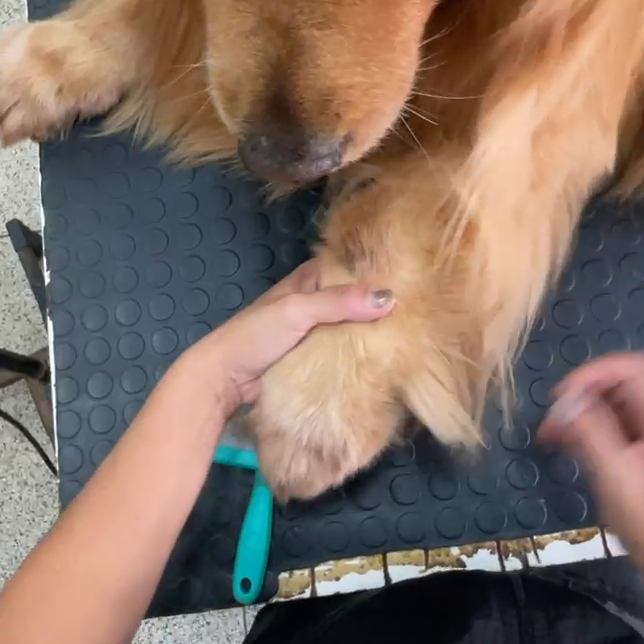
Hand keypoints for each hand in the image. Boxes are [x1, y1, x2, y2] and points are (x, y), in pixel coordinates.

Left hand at [178, 261, 394, 413]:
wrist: (224, 377)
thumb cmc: (255, 334)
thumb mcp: (297, 310)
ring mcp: (314, 332)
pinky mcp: (313, 359)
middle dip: (378, 304)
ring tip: (412, 334)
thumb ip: (339, 302)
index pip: (348, 266)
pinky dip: (358, 355)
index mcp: (307, 280)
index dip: (375, 268)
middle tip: (419, 309)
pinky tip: (386, 359)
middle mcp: (313, 302)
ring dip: (371, 333)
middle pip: (353, 299)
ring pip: (350, 328)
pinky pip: (342, 353)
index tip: (411, 273)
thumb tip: (389, 299)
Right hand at [537, 351, 643, 566]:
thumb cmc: (643, 515)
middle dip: (584, 389)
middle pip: (621, 377)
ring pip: (612, 393)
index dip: (592, 374)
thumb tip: (563, 403)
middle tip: (556, 411)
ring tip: (552, 429)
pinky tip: (562, 436)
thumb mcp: (613, 473)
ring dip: (580, 405)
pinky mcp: (643, 434)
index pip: (631, 369)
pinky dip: (585, 418)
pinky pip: (610, 411)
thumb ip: (589, 432)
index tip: (562, 395)